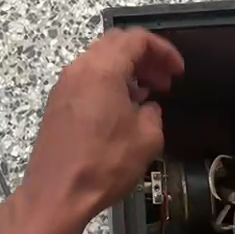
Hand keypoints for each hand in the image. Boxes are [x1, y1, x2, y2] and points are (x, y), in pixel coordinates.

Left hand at [17, 28, 184, 233]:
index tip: (178, 71)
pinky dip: (108, 82)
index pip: (136, 38)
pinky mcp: (57, 102)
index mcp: (103, 69)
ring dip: (126, 69)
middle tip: (164, 80)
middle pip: (115, 43)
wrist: (56, 194)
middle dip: (144, 56)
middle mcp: (80, 69)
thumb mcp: (146, 139)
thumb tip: (147, 107)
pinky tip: (122, 108)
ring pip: (99, 59)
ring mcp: (64, 85)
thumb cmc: (104, 164)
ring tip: (146, 95)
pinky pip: (87, 78)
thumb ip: (153, 113)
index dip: (163, 50)